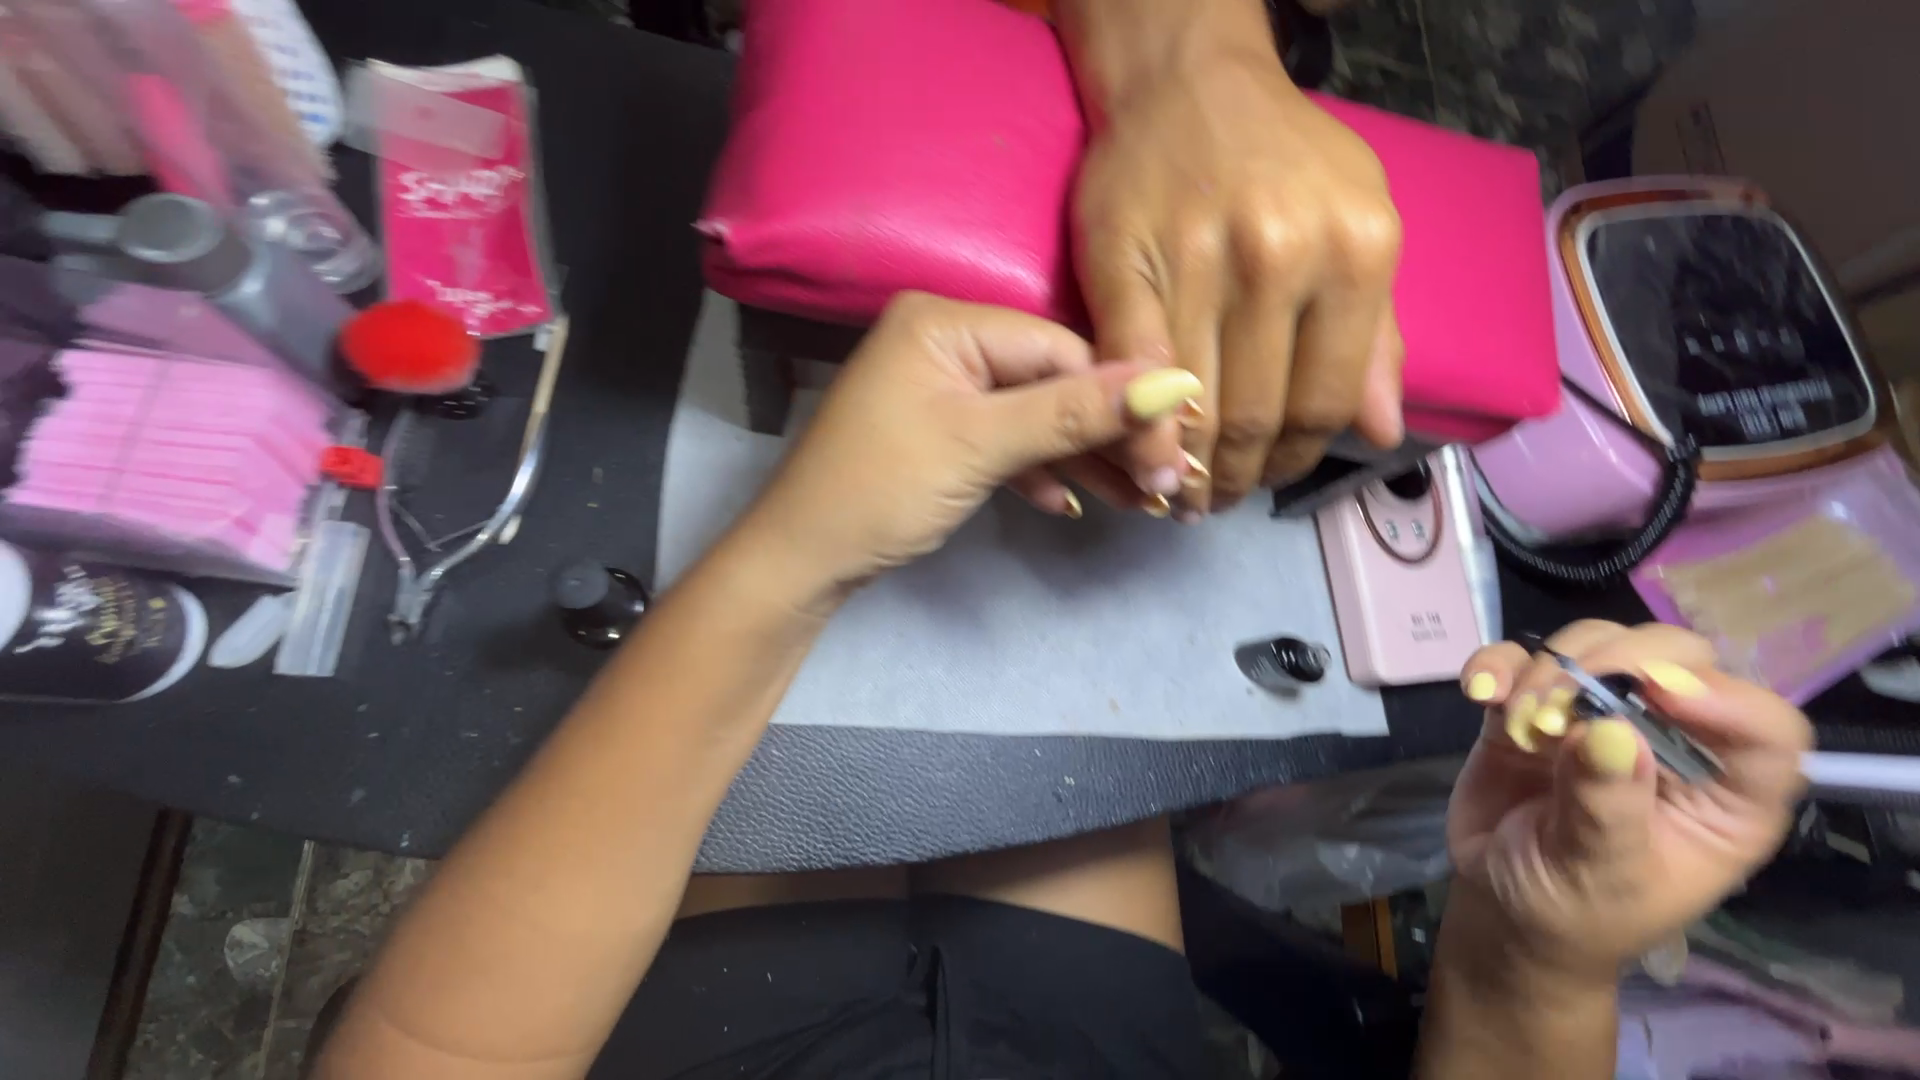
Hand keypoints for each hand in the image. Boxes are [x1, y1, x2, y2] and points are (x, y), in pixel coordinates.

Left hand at [742, 293, 1200, 598]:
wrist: (804, 559)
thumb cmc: (881, 489)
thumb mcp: (980, 446)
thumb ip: (1074, 413)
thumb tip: (1173, 382)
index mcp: (946, 322)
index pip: (1060, 348)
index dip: (1122, 397)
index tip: (1173, 445)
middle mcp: (947, 343)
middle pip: (1052, 383)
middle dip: (1108, 434)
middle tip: (1167, 480)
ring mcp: (944, 390)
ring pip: (1035, 418)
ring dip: (1084, 460)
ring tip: (1144, 500)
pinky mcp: (943, 433)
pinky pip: (1006, 443)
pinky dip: (1038, 472)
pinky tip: (1071, 503)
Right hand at [1072, 43, 1404, 513]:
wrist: (1184, 85)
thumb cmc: (1280, 160)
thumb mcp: (1359, 225)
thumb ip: (1377, 332)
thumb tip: (1383, 431)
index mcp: (1356, 252)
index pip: (1325, 400)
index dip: (1294, 461)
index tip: (1268, 480)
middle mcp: (1282, 258)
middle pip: (1255, 415)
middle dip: (1235, 477)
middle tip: (1217, 500)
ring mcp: (1199, 262)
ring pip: (1196, 406)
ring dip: (1188, 469)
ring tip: (1183, 493)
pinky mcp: (1125, 266)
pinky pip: (1134, 371)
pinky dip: (1138, 432)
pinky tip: (1144, 466)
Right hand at [1444, 622, 1810, 983]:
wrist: (1501, 907)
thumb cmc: (1576, 908)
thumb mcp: (1600, 873)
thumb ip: (1607, 804)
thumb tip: (1609, 731)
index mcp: (1722, 795)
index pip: (1762, 729)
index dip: (1723, 698)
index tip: (1655, 693)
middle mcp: (1668, 743)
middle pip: (1672, 658)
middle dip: (1617, 660)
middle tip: (1563, 697)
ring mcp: (1593, 718)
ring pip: (1592, 645)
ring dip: (1548, 670)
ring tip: (1514, 719)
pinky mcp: (1530, 711)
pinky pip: (1516, 663)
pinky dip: (1495, 667)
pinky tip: (1477, 695)